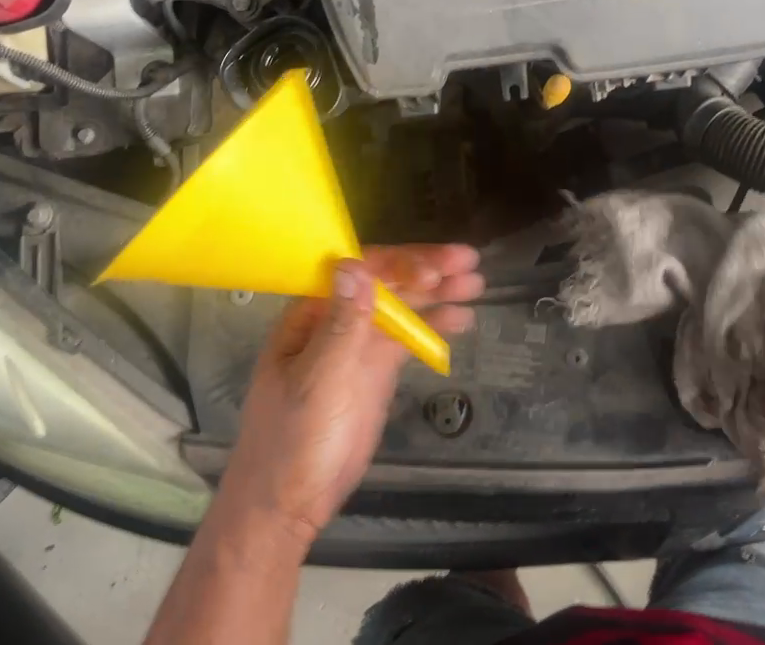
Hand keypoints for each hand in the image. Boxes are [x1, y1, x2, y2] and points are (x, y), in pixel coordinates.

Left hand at [216, 245, 482, 543]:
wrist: (288, 503)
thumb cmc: (291, 442)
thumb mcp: (316, 382)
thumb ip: (341, 326)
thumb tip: (355, 265)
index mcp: (311, 315)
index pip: (358, 271)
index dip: (398, 264)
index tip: (434, 270)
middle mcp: (336, 320)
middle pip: (386, 282)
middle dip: (426, 269)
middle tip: (468, 261)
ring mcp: (358, 345)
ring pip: (402, 306)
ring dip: (438, 291)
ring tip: (476, 281)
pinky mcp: (376, 370)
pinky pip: (408, 337)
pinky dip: (435, 324)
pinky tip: (463, 317)